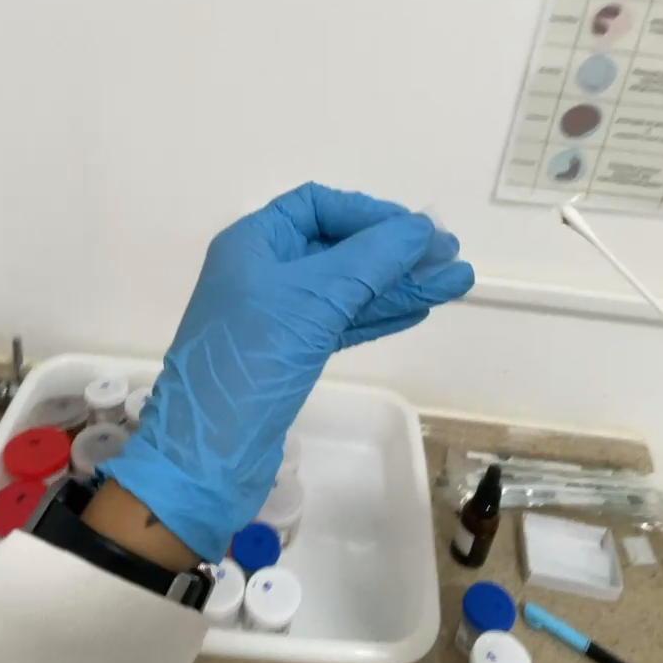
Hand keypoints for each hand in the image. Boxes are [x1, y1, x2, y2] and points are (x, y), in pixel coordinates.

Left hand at [98, 183, 473, 559]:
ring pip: (345, 289)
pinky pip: (340, 322)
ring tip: (453, 283)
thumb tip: (422, 228)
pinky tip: (417, 310)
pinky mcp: (290, 354)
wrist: (209, 455)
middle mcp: (264, 272)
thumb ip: (371, 259)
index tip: (415, 230)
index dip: (368, 213)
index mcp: (254, 244)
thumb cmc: (253, 360)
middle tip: (451, 258)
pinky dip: (377, 315)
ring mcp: (277, 316)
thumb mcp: (314, 300)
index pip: (317, 207)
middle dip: (393, 252)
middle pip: (338, 248)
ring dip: (397, 286)